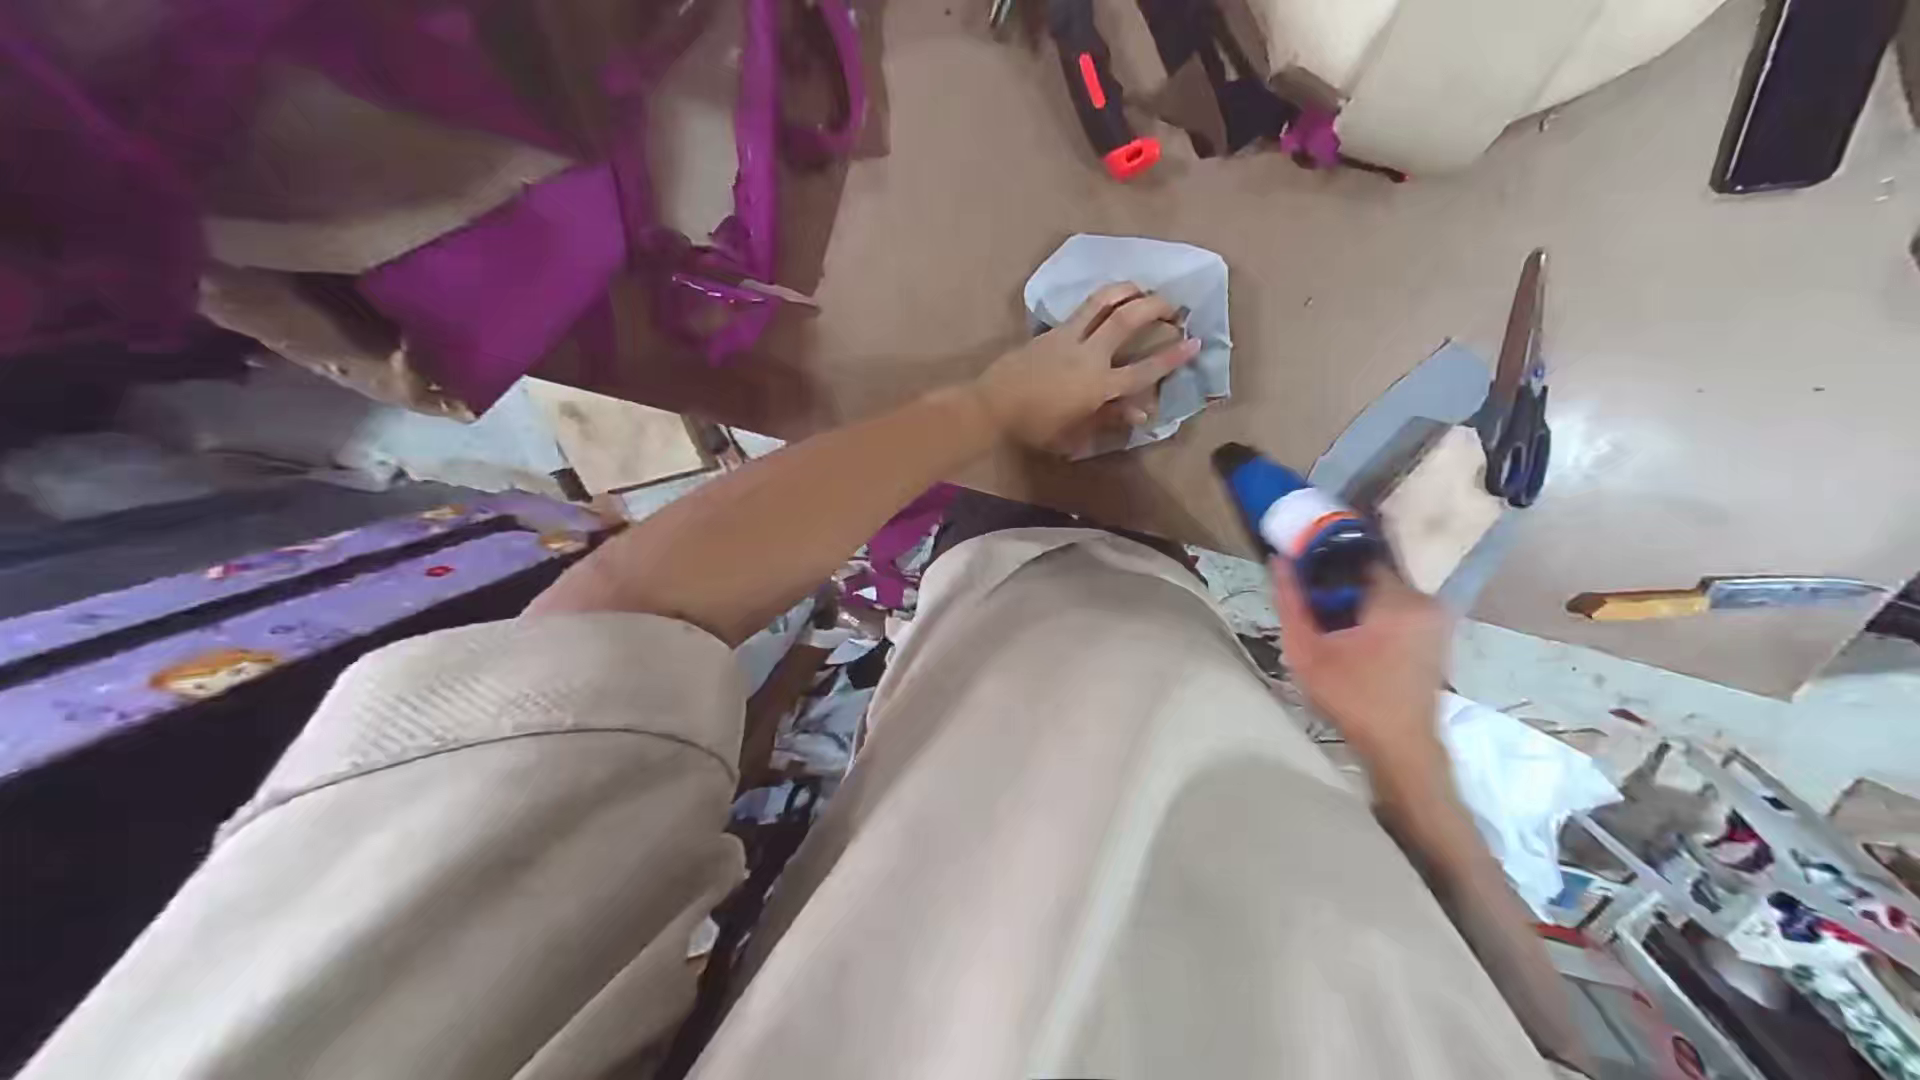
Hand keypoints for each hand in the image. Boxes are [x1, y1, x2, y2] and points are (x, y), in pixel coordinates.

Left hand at [971, 283, 1199, 455]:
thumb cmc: (1034, 427)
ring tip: (1142, 288)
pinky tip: (1108, 301)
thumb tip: (1141, 411)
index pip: (1144, 370)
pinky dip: (1101, 300)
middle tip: (1172, 304)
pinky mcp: (1051, 331)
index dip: (1172, 357)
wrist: (992, 405)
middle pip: (1128, 320)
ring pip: (1103, 302)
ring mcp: (1068, 338)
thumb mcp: (1073, 434)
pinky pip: (1082, 309)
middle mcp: (1088, 355)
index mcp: (1097, 386)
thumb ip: (1108, 419)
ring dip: (1127, 289)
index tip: (1194, 342)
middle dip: (1156, 307)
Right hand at [1273, 563, 1449, 768]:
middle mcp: (1426, 602)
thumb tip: (1279, 560)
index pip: (1355, 557)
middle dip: (1338, 585)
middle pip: (1370, 574)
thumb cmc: (1351, 698)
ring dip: (1355, 601)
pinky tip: (1353, 638)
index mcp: (1398, 601)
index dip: (1324, 562)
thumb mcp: (1306, 650)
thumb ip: (1290, 601)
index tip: (1301, 576)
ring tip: (1329, 626)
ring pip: (1383, 592)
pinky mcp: (1438, 634)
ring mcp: (1437, 619)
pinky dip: (1373, 614)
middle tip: (1312, 607)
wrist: (1400, 745)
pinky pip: (1398, 608)